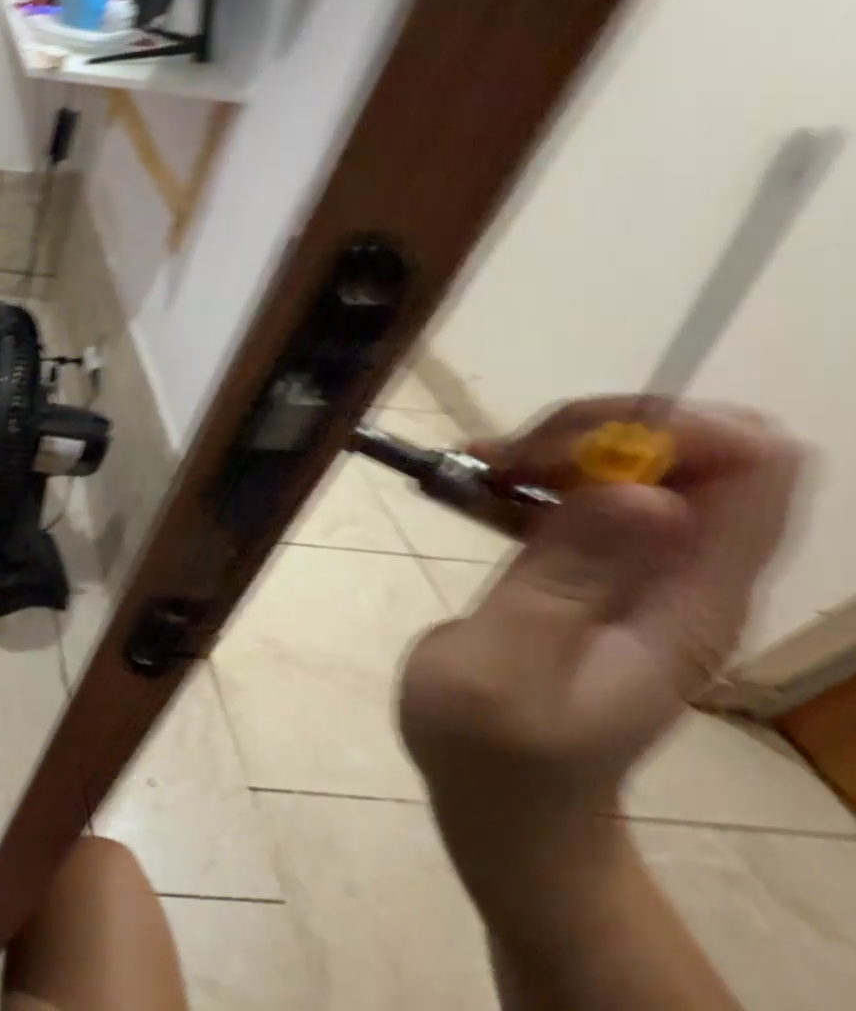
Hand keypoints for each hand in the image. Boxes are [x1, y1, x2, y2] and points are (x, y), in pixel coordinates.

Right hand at [398, 398, 802, 818]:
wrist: (507, 804)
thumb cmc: (491, 750)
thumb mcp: (502, 669)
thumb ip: (563, 582)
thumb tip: (641, 492)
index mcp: (692, 600)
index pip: (754, 466)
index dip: (668, 428)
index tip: (557, 451)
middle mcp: (694, 576)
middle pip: (703, 448)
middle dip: (600, 429)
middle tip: (503, 461)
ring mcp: (654, 574)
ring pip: (648, 462)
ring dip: (564, 446)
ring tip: (478, 470)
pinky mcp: (610, 574)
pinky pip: (602, 493)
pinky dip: (546, 473)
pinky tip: (481, 488)